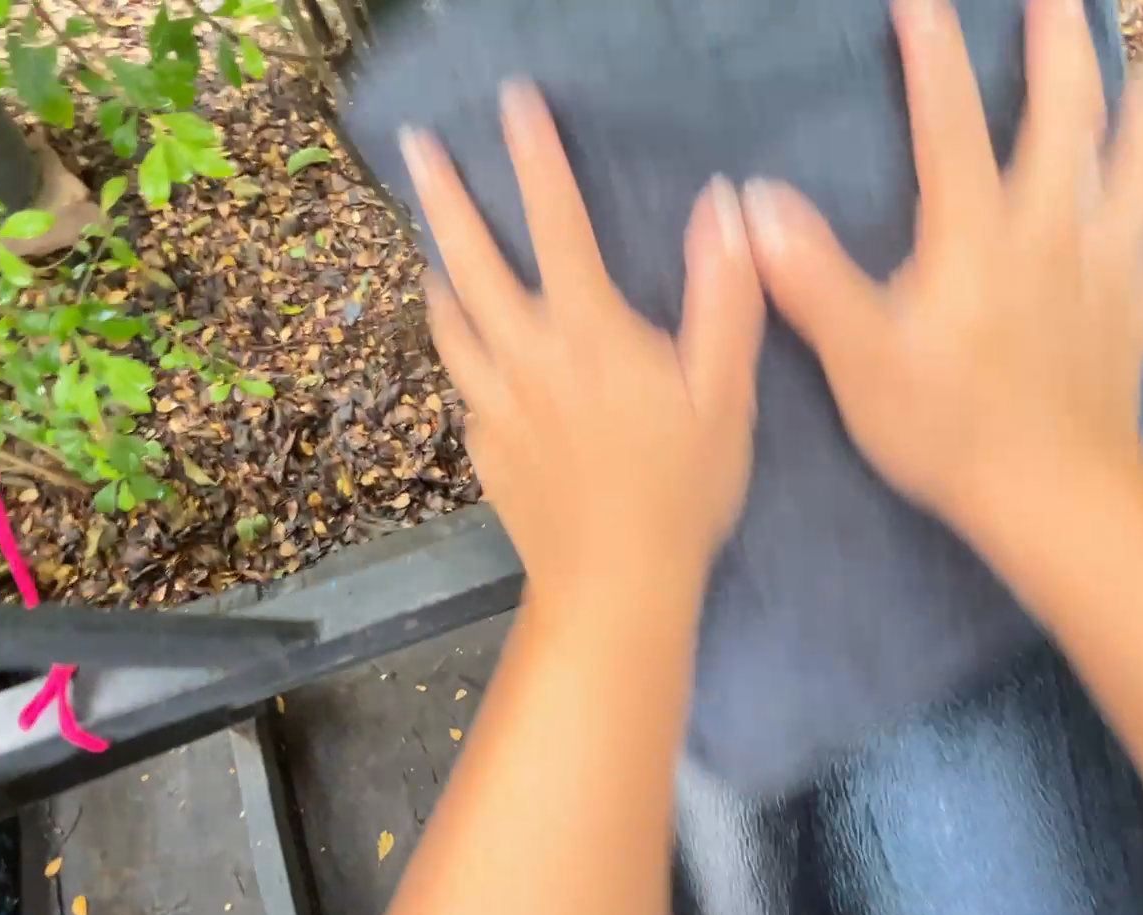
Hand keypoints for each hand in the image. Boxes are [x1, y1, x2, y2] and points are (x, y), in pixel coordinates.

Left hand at [401, 81, 764, 599]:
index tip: (514, 103)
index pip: (557, 222)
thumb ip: (722, 298)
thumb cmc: (680, 491)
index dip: (536, 156)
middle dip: (445, 198)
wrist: (614, 582)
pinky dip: (461, 359)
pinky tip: (470, 361)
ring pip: (449, 327)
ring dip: (437, 279)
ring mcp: (493, 406)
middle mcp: (526, 358)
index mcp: (587, 334)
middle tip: (418, 150)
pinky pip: (462, 389)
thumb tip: (722, 207)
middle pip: (472, 263)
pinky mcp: (482, 449)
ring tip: (427, 252)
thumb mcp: (725, 395)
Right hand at [741, 0, 1142, 526]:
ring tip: (1132, 72)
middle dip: (1061, 45)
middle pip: (1069, 115)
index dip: (931, 57)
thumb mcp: (856, 355)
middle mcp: (1052, 230)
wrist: (1046, 491)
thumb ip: (809, 277)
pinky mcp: (1136, 314)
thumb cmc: (941, 425)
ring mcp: (1107, 268)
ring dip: (1137, 105)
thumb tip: (755, 205)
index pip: (950, 125)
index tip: (919, 4)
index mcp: (976, 235)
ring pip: (1141, 163)